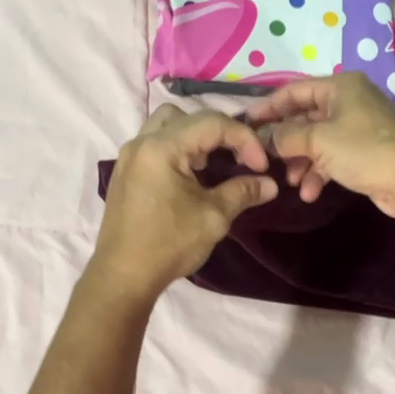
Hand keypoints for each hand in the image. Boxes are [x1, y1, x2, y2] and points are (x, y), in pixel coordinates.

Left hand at [93, 105, 278, 295]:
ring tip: (214, 166)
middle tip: (238, 159)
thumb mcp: (214, 217)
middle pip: (188, 117)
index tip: (262, 167)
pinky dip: (180, 150)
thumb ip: (243, 192)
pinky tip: (194, 178)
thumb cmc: (169, 244)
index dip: (244, 140)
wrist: (124, 276)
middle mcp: (142, 143)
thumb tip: (270, 184)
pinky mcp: (127, 173)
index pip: (212, 123)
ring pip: (169, 126)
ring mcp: (130, 157)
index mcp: (161, 148)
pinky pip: (157, 145)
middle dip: (220, 133)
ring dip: (197, 139)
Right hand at [245, 73, 394, 218]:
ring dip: (302, 162)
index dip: (268, 108)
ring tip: (291, 182)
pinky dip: (320, 173)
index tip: (246, 126)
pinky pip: (332, 158)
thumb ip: (285, 136)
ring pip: (317, 141)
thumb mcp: (318, 141)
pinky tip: (310, 193)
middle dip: (286, 142)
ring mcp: (358, 128)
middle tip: (266, 160)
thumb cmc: (364, 151)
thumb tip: (264, 138)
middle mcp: (349, 101)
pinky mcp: (364, 153)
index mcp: (340, 86)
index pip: (294, 91)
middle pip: (305, 117)